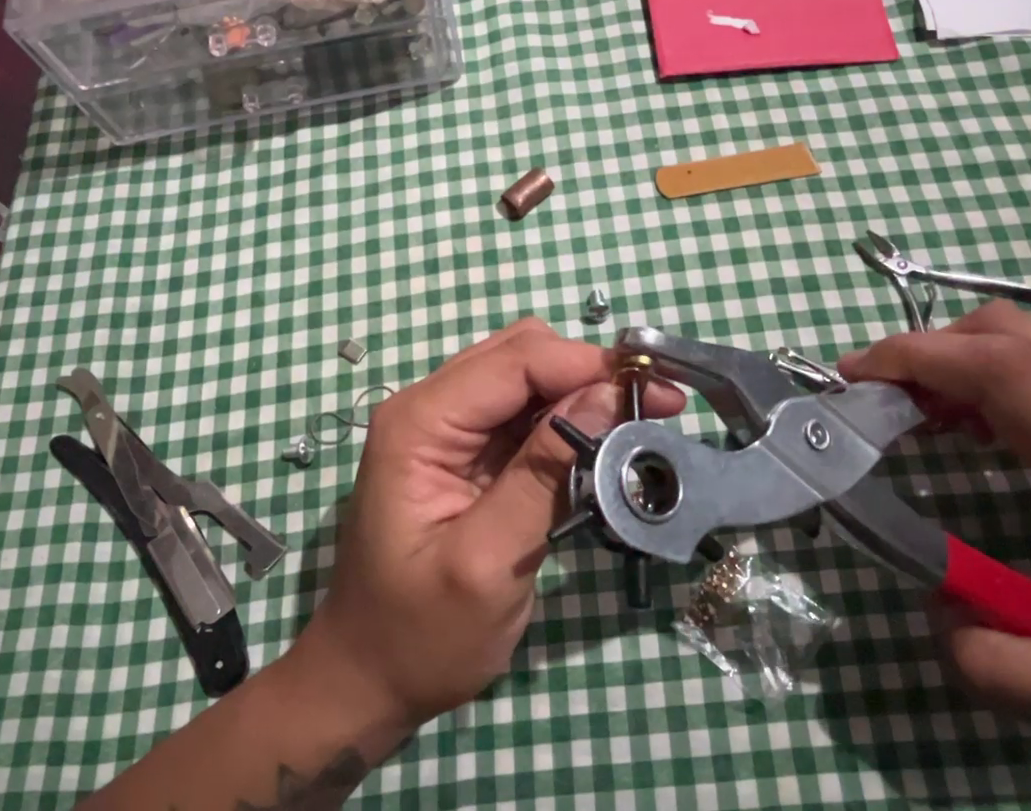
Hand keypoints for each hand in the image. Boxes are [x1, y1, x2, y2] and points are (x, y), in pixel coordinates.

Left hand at [292, 318, 684, 725]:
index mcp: (418, 424)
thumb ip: (542, 475)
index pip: (514, 362)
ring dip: (583, 395)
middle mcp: (429, 410)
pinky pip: (525, 417)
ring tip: (639, 427)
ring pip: (527, 379)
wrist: (371, 675)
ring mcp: (447, 431)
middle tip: (657, 409)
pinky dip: (567, 424)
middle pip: (521, 356)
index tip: (659, 391)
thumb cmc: (420, 633)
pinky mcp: (468, 455)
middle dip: (590, 373)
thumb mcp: (487, 562)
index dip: (587, 365)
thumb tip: (606, 396)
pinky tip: (603, 450)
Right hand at [839, 302, 1030, 779]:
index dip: (919, 357)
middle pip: (1014, 333)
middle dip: (926, 347)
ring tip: (933, 411)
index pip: (1008, 373)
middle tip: (880, 395)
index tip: (858, 376)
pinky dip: (1012, 365)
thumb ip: (1007, 673)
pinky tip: (1004, 423)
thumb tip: (934, 610)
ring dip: (967, 353)